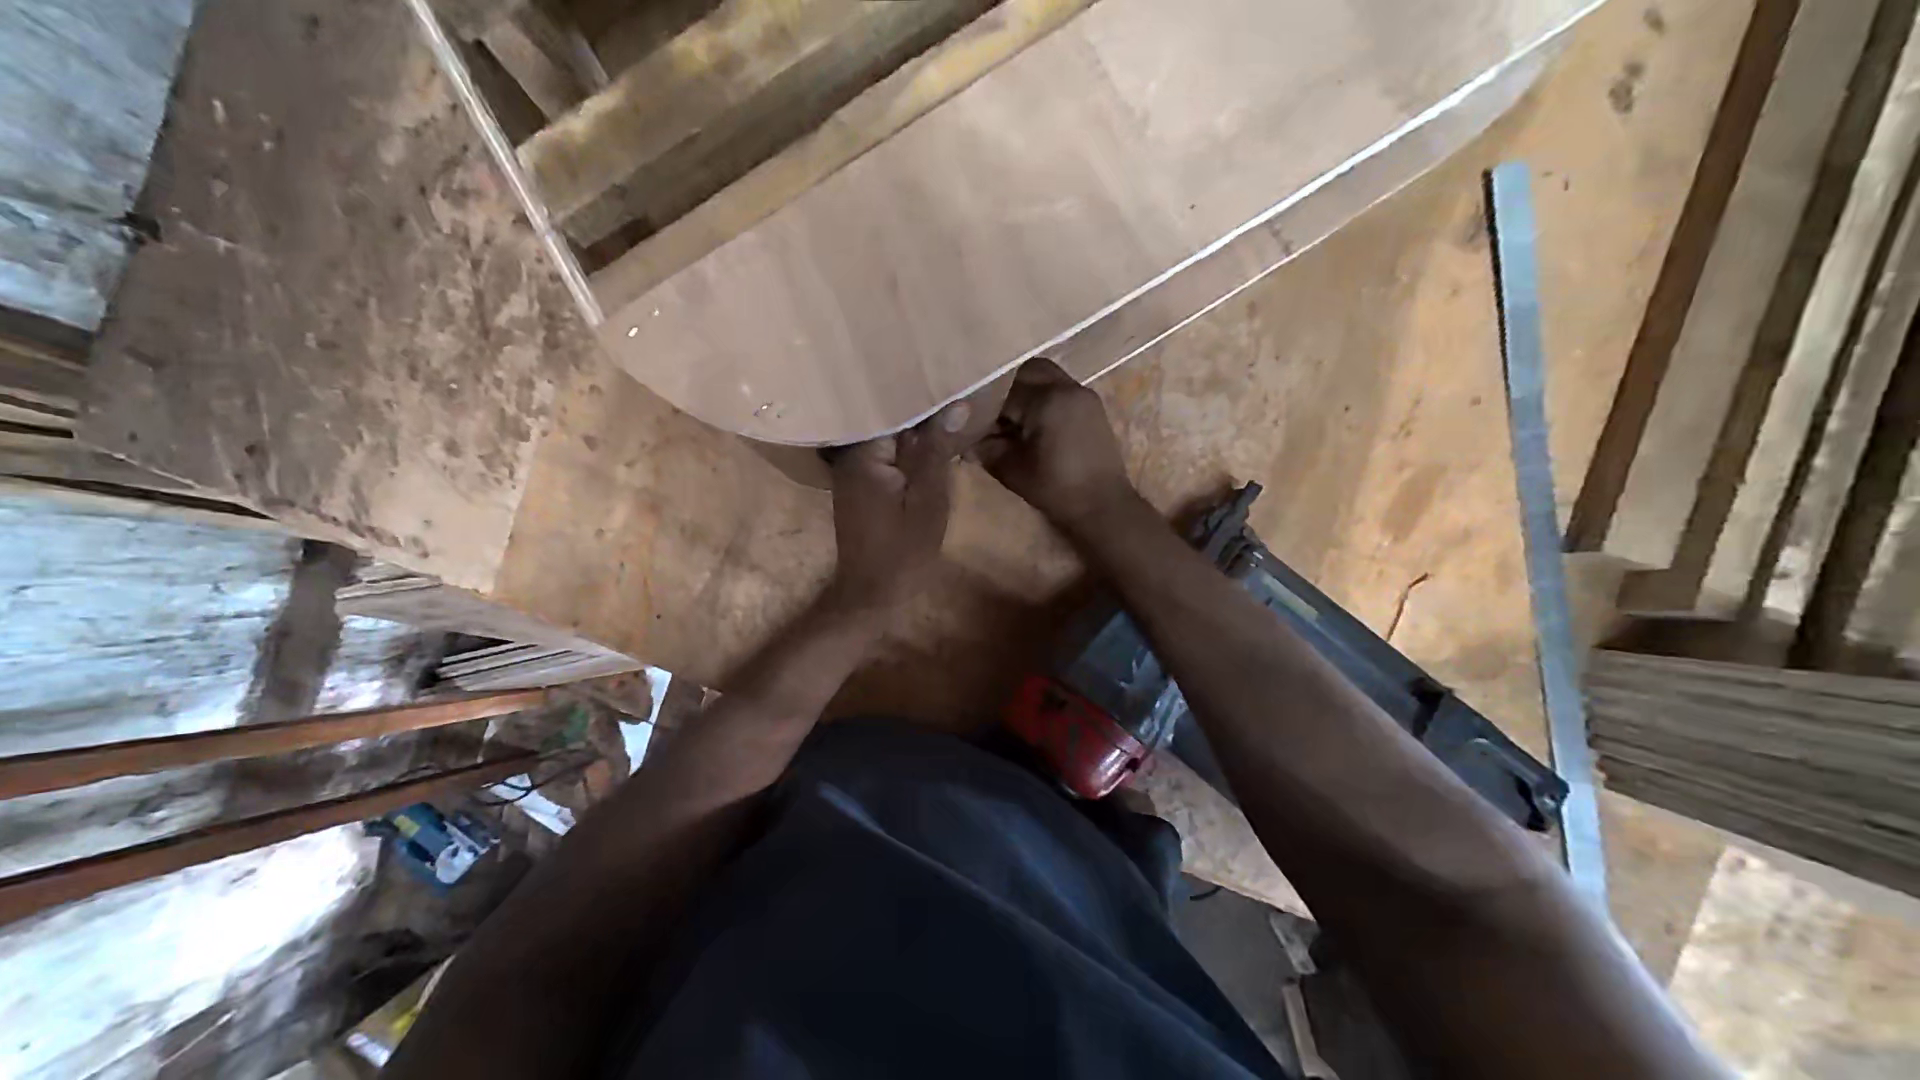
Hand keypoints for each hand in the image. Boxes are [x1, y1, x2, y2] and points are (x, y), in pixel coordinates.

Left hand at [825, 401, 972, 613]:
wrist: (873, 594)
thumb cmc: (904, 550)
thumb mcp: (929, 499)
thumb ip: (938, 450)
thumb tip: (956, 405)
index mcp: (863, 455)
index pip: (889, 407)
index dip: (920, 393)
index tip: (948, 377)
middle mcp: (850, 456)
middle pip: (886, 421)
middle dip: (919, 409)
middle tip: (954, 389)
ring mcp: (852, 473)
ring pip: (887, 439)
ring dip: (914, 431)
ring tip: (948, 408)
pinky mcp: (860, 487)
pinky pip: (885, 457)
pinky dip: (905, 451)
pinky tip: (930, 445)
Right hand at [973, 359, 1138, 535]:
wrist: (1103, 507)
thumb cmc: (1056, 489)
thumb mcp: (1012, 470)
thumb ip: (986, 448)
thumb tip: (964, 440)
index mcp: (1047, 399)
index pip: (1004, 387)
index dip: (983, 404)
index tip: (970, 421)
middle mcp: (1068, 387)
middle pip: (1027, 371)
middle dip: (1005, 388)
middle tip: (991, 416)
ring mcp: (1084, 395)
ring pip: (1045, 377)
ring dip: (1025, 392)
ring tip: (1011, 421)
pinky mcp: (1092, 407)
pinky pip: (1060, 389)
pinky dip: (1042, 399)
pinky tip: (1032, 426)